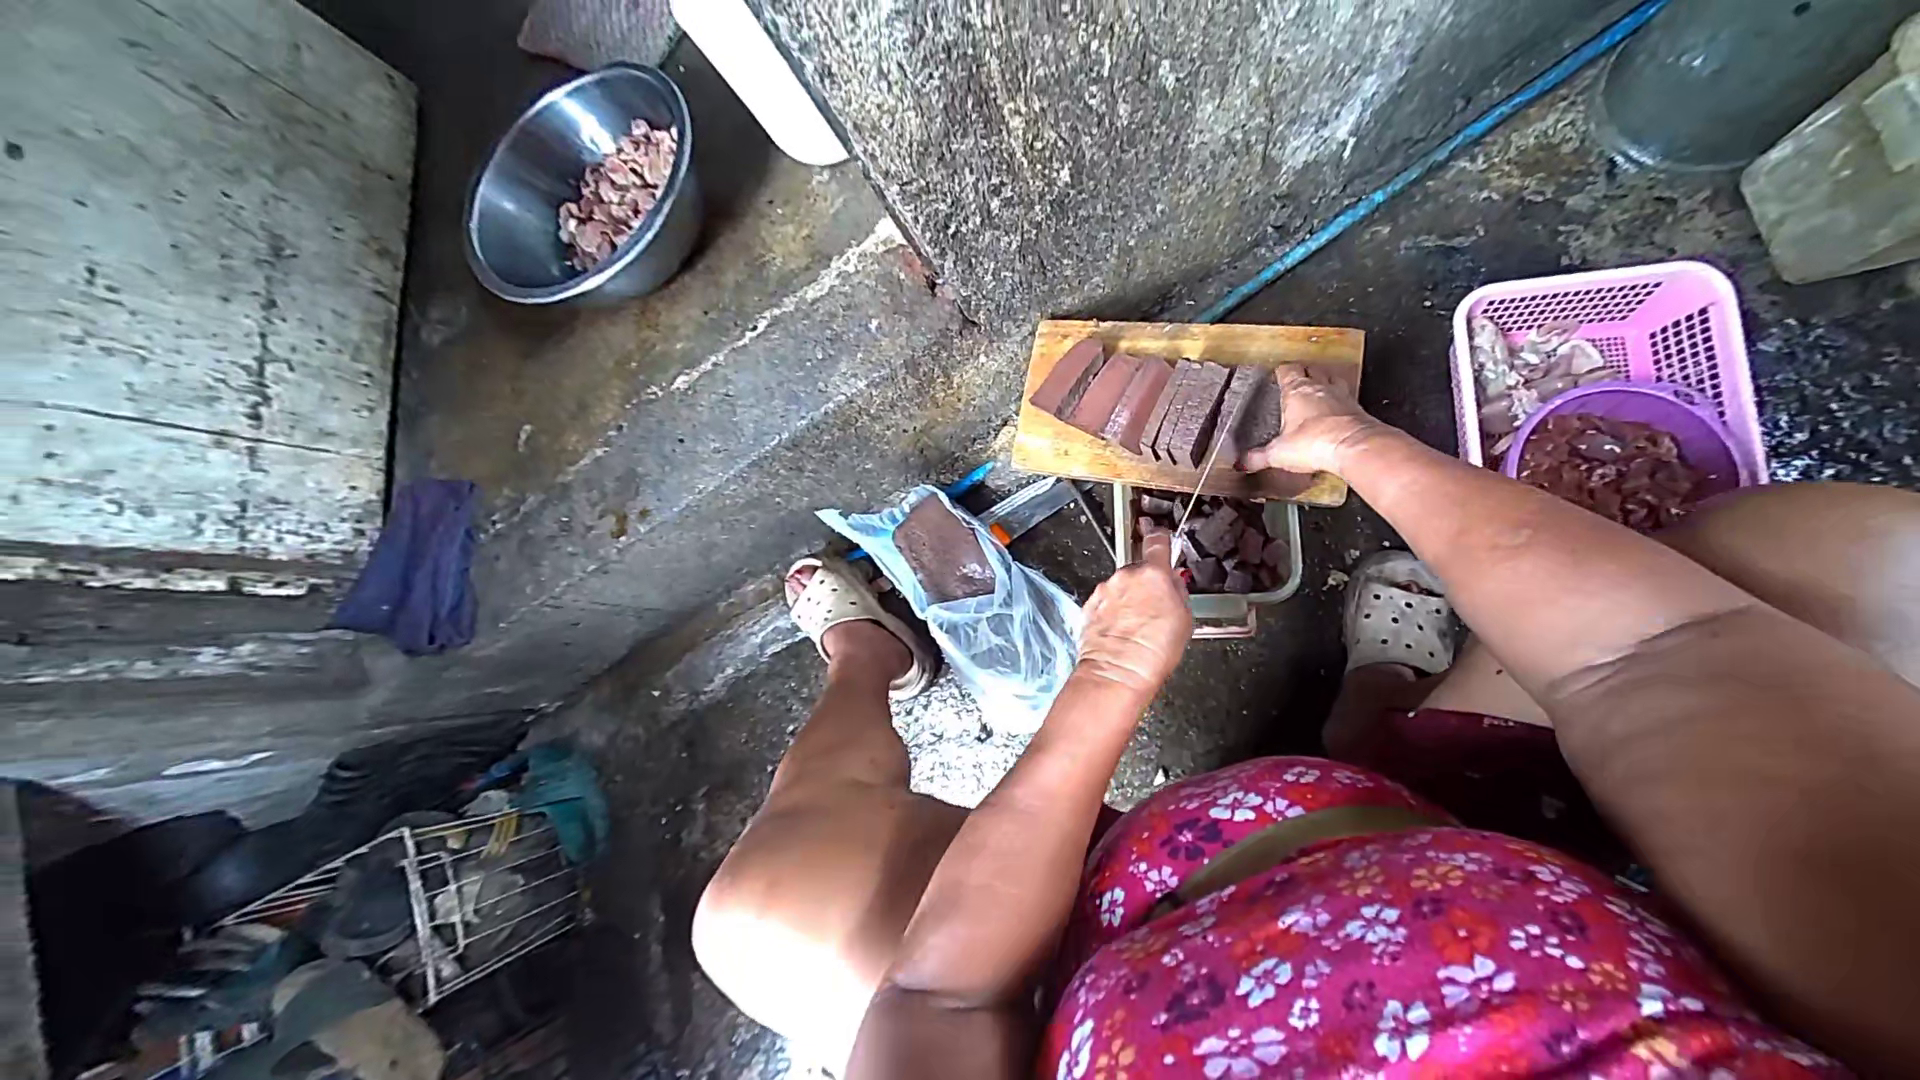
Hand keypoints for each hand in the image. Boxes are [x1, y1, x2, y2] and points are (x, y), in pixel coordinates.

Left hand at [1077, 526, 1191, 695]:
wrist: (1117, 671)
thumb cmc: (1152, 651)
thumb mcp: (1185, 619)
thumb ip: (1178, 591)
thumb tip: (1173, 582)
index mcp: (1152, 574)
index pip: (1157, 542)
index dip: (1159, 536)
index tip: (1158, 534)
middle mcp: (1124, 577)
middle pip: (1139, 571)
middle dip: (1146, 585)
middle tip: (1155, 609)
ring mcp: (1104, 591)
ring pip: (1121, 588)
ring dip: (1128, 601)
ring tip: (1137, 627)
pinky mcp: (1090, 606)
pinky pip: (1105, 603)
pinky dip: (1113, 613)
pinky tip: (1122, 631)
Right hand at [1242, 364, 1390, 476]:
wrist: (1353, 447)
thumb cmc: (1315, 441)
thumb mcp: (1278, 453)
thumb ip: (1258, 457)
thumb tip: (1242, 463)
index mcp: (1297, 391)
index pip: (1288, 370)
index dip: (1282, 371)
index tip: (1279, 373)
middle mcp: (1321, 388)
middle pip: (1313, 370)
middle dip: (1306, 372)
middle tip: (1299, 378)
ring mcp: (1343, 397)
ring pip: (1334, 380)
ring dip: (1327, 383)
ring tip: (1320, 390)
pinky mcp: (1359, 410)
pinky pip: (1349, 399)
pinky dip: (1341, 402)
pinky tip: (1336, 413)